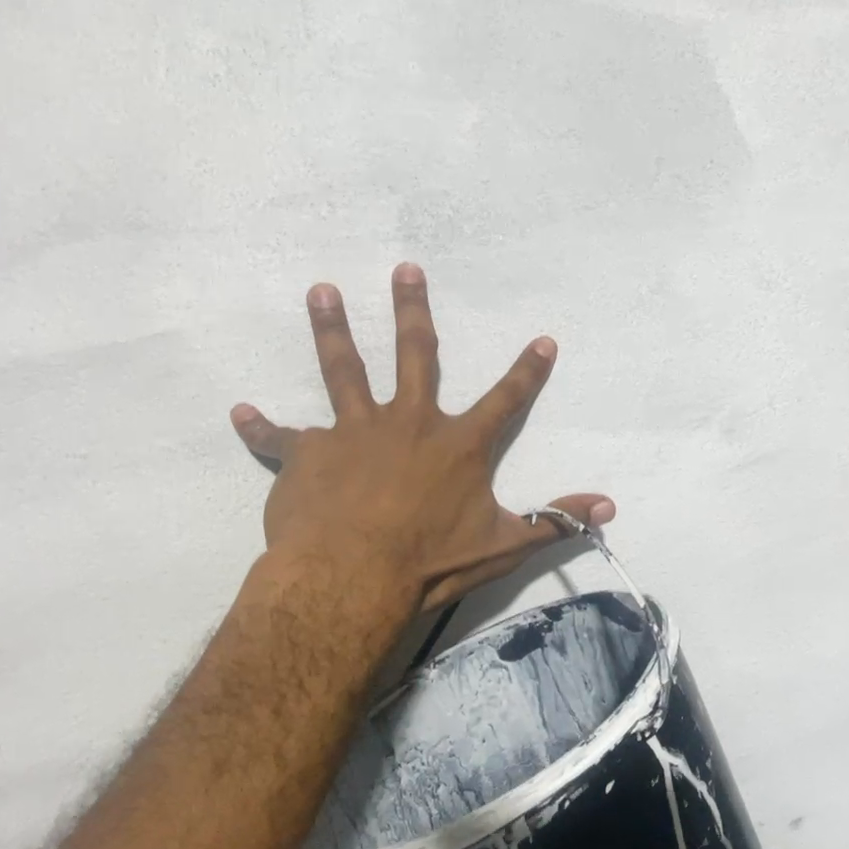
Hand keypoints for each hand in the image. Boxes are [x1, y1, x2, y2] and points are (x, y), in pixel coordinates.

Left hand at [229, 263, 612, 613]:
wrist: (349, 579)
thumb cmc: (431, 562)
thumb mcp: (504, 544)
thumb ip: (555, 521)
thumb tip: (609, 510)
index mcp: (458, 445)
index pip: (505, 399)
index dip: (527, 370)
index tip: (542, 338)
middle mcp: (408, 424)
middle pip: (415, 356)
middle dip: (413, 310)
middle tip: (405, 269)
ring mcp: (353, 434)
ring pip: (343, 371)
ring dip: (333, 329)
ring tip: (321, 290)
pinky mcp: (306, 456)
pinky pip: (278, 438)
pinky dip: (259, 427)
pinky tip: (238, 410)